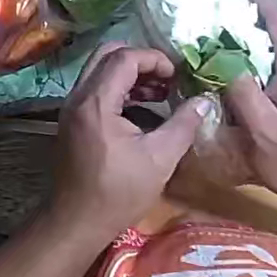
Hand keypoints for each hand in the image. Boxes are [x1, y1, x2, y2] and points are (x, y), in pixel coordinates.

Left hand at [48, 43, 209, 240]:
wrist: (76, 221)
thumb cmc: (118, 193)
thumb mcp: (160, 159)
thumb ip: (183, 125)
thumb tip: (205, 101)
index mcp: (96, 102)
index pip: (124, 58)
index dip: (154, 59)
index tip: (178, 76)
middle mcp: (78, 97)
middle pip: (106, 55)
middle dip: (140, 60)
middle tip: (168, 78)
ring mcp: (71, 108)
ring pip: (99, 71)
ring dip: (129, 74)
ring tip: (161, 93)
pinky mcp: (72, 120)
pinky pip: (95, 89)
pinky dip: (118, 89)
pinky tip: (143, 109)